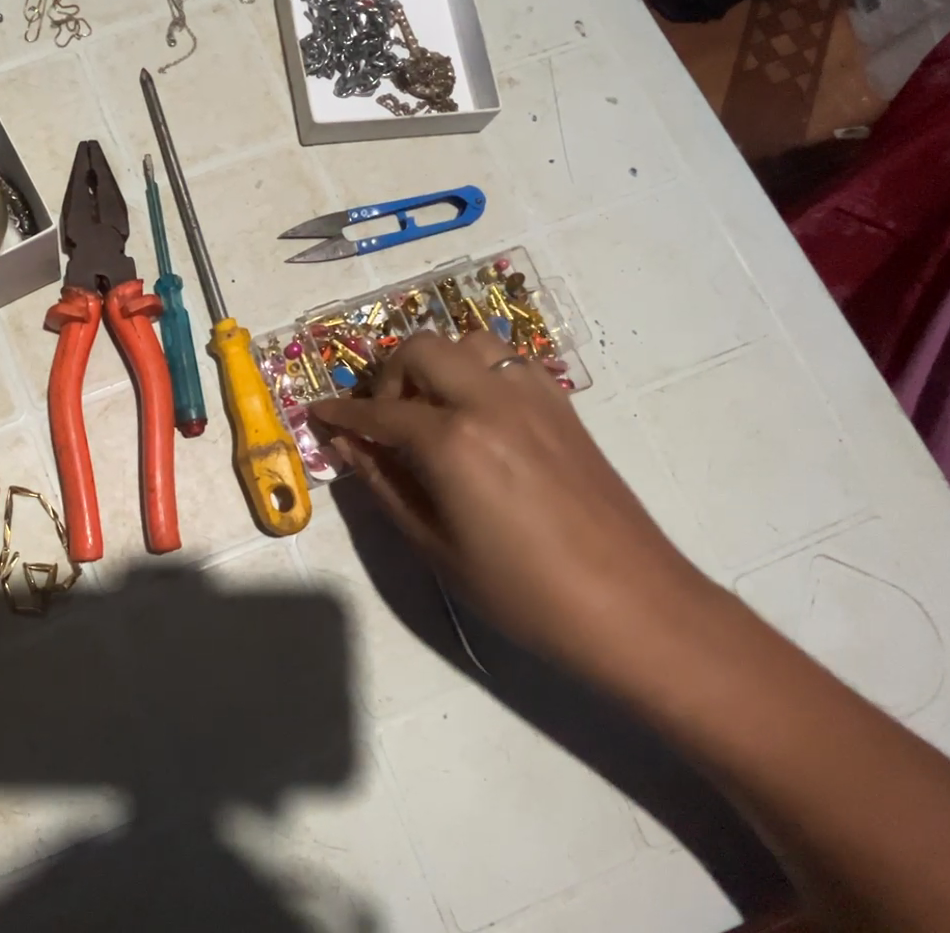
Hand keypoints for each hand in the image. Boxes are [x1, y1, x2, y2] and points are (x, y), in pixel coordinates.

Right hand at [309, 331, 705, 665]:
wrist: (632, 606)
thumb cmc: (519, 590)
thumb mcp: (433, 544)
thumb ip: (382, 483)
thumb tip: (346, 443)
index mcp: (453, 440)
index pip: (378, 412)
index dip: (341, 413)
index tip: (317, 413)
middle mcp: (490, 401)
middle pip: (421, 350)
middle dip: (388, 377)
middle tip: (383, 420)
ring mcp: (533, 398)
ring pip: (469, 343)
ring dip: (437, 365)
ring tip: (429, 412)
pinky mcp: (563, 408)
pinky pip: (508, 363)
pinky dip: (477, 373)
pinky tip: (474, 418)